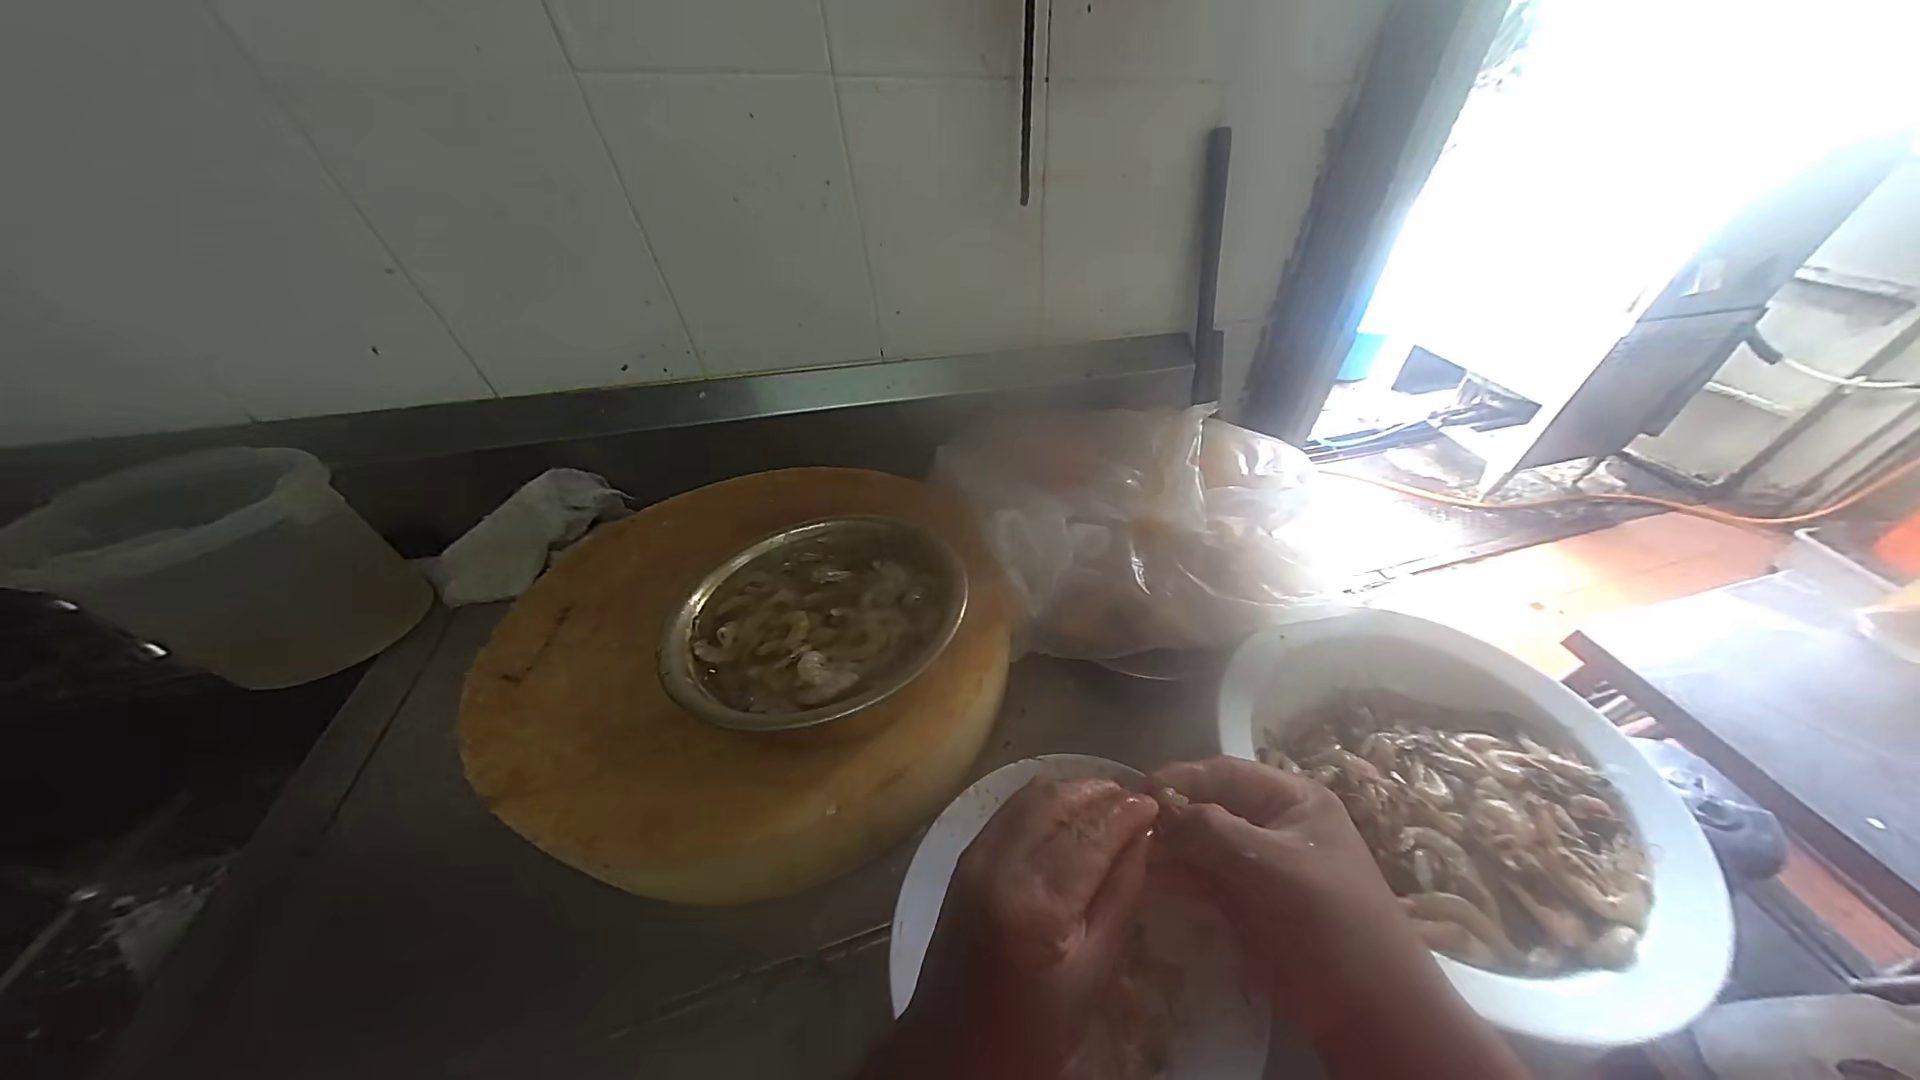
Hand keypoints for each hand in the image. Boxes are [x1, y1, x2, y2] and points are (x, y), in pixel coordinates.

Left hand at [873, 777, 1158, 1079]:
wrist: (953, 1046)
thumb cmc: (1034, 1029)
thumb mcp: (1095, 974)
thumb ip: (1121, 896)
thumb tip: (1142, 836)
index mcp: (1038, 903)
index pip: (1091, 833)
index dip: (1126, 812)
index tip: (1154, 804)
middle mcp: (1001, 863)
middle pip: (1058, 801)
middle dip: (1101, 792)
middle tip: (1135, 801)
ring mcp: (977, 854)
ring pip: (1032, 795)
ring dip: (1074, 790)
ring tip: (1108, 801)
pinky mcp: (966, 855)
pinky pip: (1011, 808)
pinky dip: (1045, 799)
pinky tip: (1069, 811)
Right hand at [1150, 756, 1434, 1032]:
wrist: (1370, 1015)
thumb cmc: (1330, 922)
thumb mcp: (1273, 865)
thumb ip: (1212, 830)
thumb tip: (1160, 811)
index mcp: (1292, 799)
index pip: (1226, 772)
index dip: (1183, 777)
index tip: (1142, 789)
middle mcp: (1271, 822)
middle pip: (1208, 804)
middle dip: (1169, 812)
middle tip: (1127, 822)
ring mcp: (1255, 862)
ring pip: (1199, 840)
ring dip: (1166, 844)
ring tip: (1127, 849)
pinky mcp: (1242, 898)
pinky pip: (1199, 874)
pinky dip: (1173, 873)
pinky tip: (1143, 876)